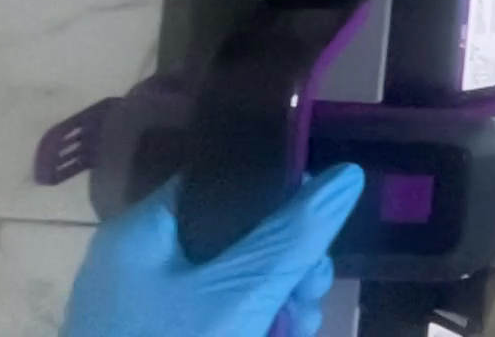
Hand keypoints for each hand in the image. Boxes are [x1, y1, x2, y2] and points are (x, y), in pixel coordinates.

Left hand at [62, 163, 364, 336]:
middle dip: (293, 253)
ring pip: (241, 272)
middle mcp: (144, 260)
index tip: (322, 218)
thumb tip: (349, 172)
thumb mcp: (242, 293)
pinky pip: (226, 309)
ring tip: (305, 321)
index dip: (283, 186)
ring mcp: (151, 306)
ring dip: (285, 290)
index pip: (228, 176)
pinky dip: (262, 317)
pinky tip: (289, 333)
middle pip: (242, 227)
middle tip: (316, 284)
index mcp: (146, 231)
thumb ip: (297, 230)